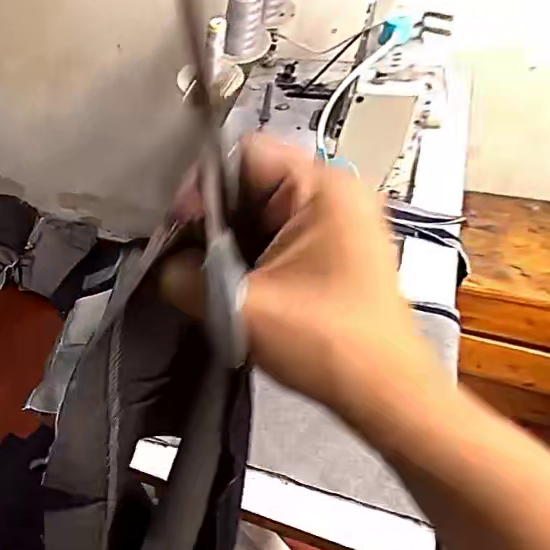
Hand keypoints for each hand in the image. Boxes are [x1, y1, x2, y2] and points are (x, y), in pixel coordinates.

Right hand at [160, 136, 449, 424]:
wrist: (381, 394)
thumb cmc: (338, 348)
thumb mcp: (242, 309)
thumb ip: (187, 279)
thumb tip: (168, 268)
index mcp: (324, 189)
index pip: (242, 155)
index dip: (200, 188)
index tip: (180, 225)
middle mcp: (337, 199)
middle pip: (250, 187)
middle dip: (214, 224)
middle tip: (191, 260)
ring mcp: (338, 228)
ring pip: (262, 219)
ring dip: (232, 248)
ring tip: (219, 283)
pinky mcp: (333, 257)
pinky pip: (278, 243)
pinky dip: (253, 263)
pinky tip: (242, 294)